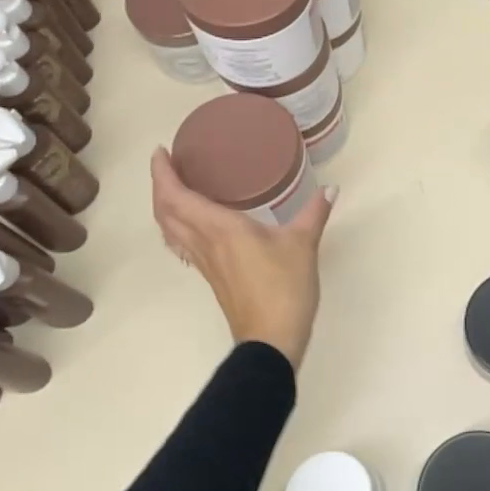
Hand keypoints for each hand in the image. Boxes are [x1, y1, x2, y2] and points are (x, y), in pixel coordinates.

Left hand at [150, 147, 336, 369]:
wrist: (272, 339)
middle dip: (159, 186)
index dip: (162, 173)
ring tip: (176, 188)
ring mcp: (204, 262)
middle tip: (168, 164)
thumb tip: (330, 188)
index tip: (161, 151)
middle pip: (165, 212)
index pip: (176, 196)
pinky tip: (195, 224)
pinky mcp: (212, 276)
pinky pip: (183, 243)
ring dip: (165, 207)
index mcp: (219, 228)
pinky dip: (178, 225)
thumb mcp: (303, 244)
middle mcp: (203, 243)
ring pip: (170, 230)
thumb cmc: (284, 287)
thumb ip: (314, 212)